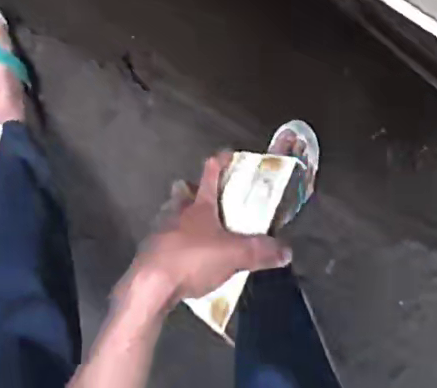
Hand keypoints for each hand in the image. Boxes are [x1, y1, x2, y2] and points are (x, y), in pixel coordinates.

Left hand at [121, 151, 291, 310]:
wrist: (150, 284)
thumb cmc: (192, 258)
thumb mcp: (233, 255)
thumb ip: (259, 251)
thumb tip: (287, 250)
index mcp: (200, 204)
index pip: (210, 172)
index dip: (220, 160)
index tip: (227, 153)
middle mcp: (178, 210)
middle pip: (184, 190)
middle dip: (193, 190)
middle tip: (206, 199)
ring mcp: (161, 228)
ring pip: (171, 212)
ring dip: (182, 217)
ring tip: (195, 231)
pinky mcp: (151, 250)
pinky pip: (164, 238)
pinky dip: (174, 242)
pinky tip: (182, 257)